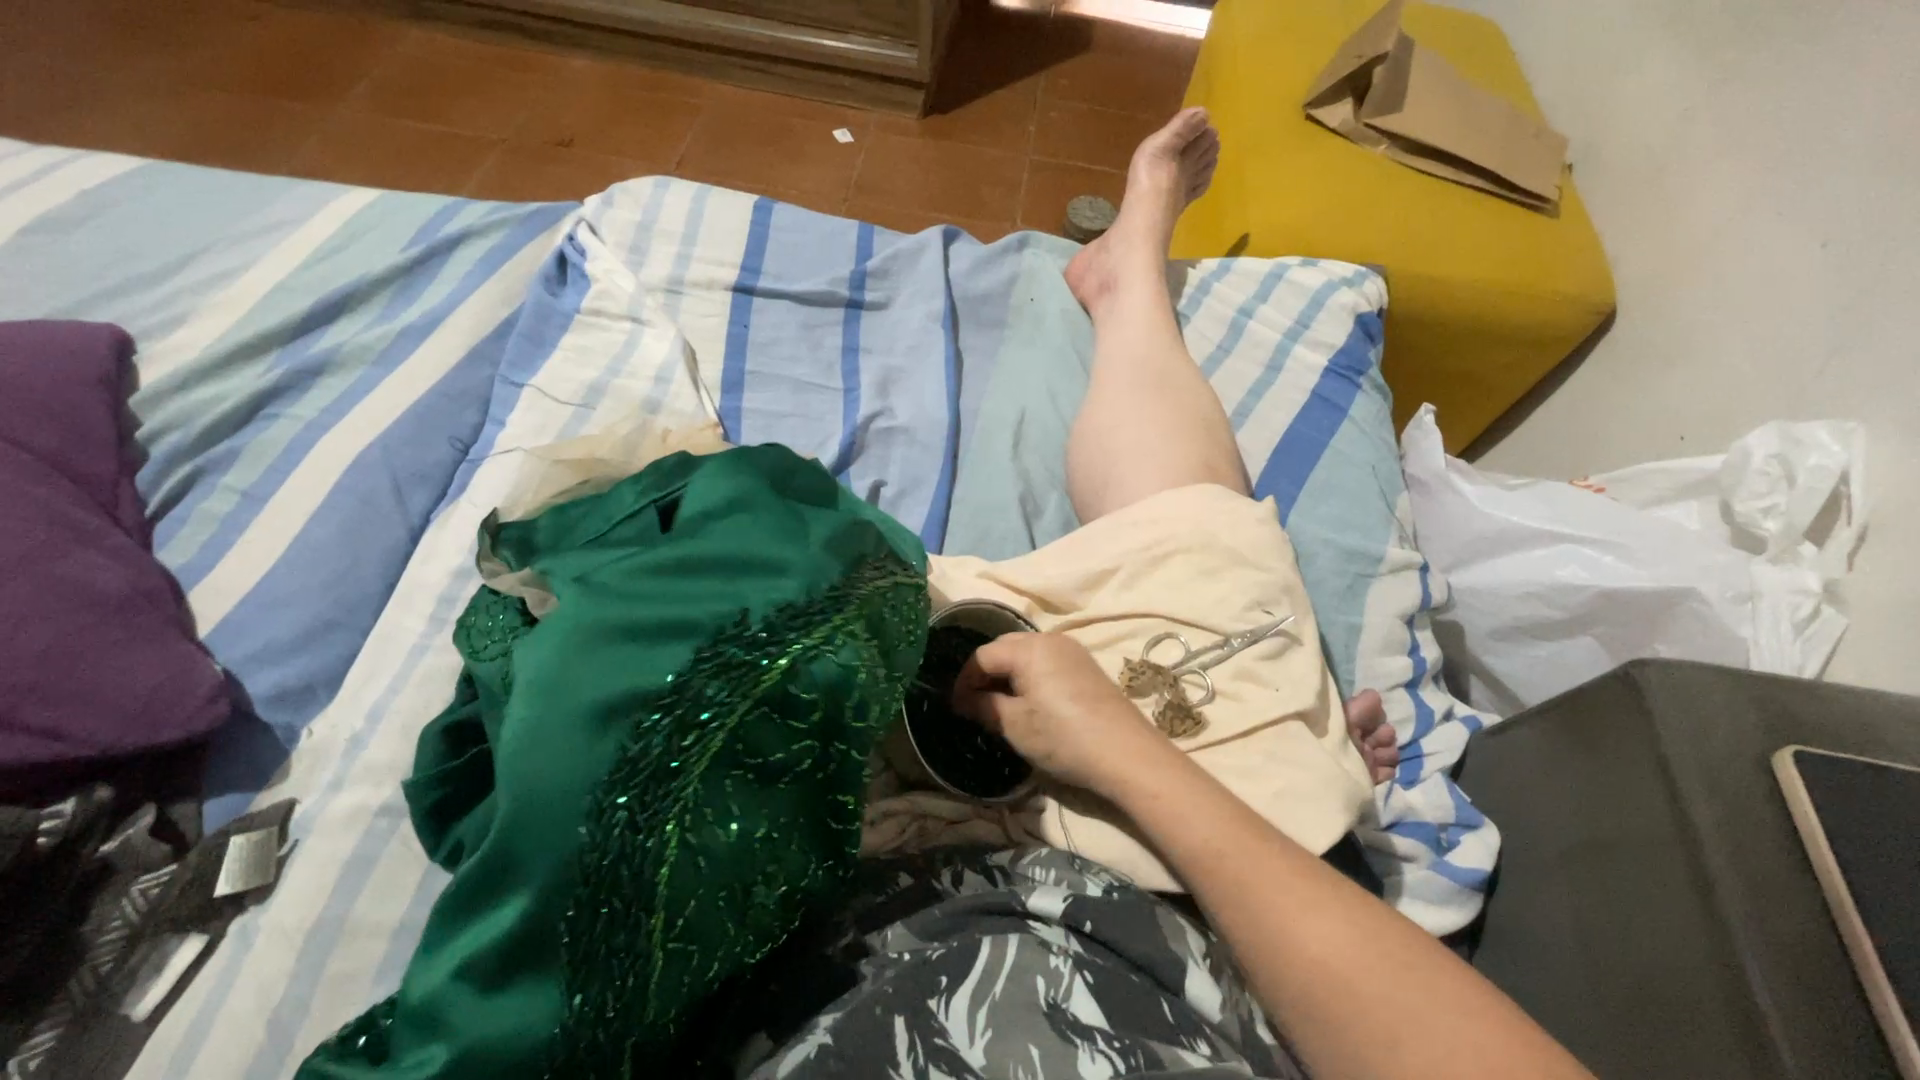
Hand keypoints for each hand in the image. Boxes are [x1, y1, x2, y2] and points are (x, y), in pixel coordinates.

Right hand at [950, 632, 1174, 797]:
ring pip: (1027, 654)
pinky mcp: (1087, 667)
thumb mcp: (1015, 725)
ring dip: (1009, 675)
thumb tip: (963, 699)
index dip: (964, 680)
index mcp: (1029, 648)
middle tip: (975, 705)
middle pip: (1005, 648)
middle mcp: (1050, 639)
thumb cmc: (1063, 737)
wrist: (1127, 755)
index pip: (982, 656)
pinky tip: (1031, 703)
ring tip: (1001, 706)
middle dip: (985, 673)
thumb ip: (983, 707)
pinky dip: (1031, 677)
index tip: (955, 707)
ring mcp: (1073, 651)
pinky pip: (1047, 662)